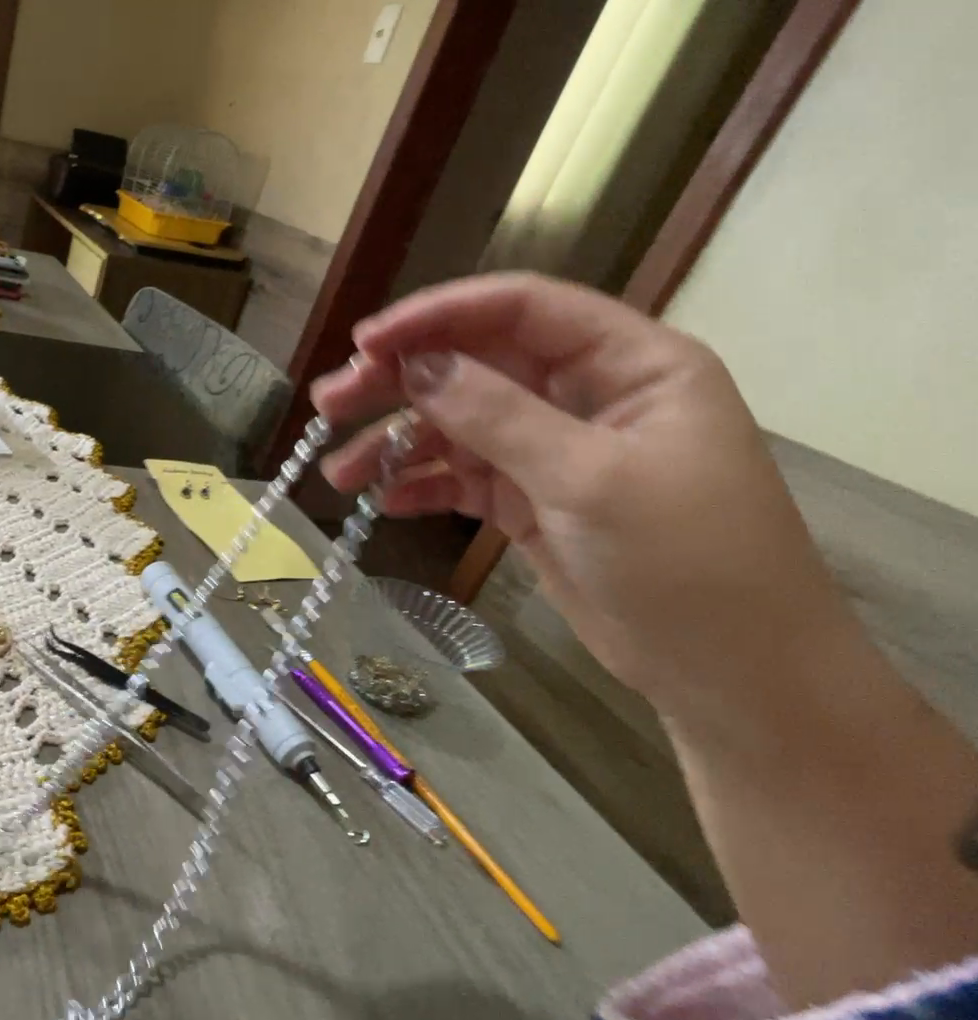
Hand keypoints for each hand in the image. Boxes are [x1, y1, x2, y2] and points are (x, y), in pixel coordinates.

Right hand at [313, 272, 852, 721]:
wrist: (727, 671)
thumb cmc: (684, 561)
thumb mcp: (589, 478)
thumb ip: (498, 415)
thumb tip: (414, 365)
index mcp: (629, 364)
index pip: (520, 311)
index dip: (438, 316)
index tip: (365, 343)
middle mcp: (586, 396)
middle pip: (476, 366)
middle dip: (399, 382)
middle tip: (328, 403)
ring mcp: (555, 451)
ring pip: (458, 427)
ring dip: (396, 444)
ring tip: (337, 473)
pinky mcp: (532, 502)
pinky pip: (463, 479)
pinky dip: (422, 487)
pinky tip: (383, 503)